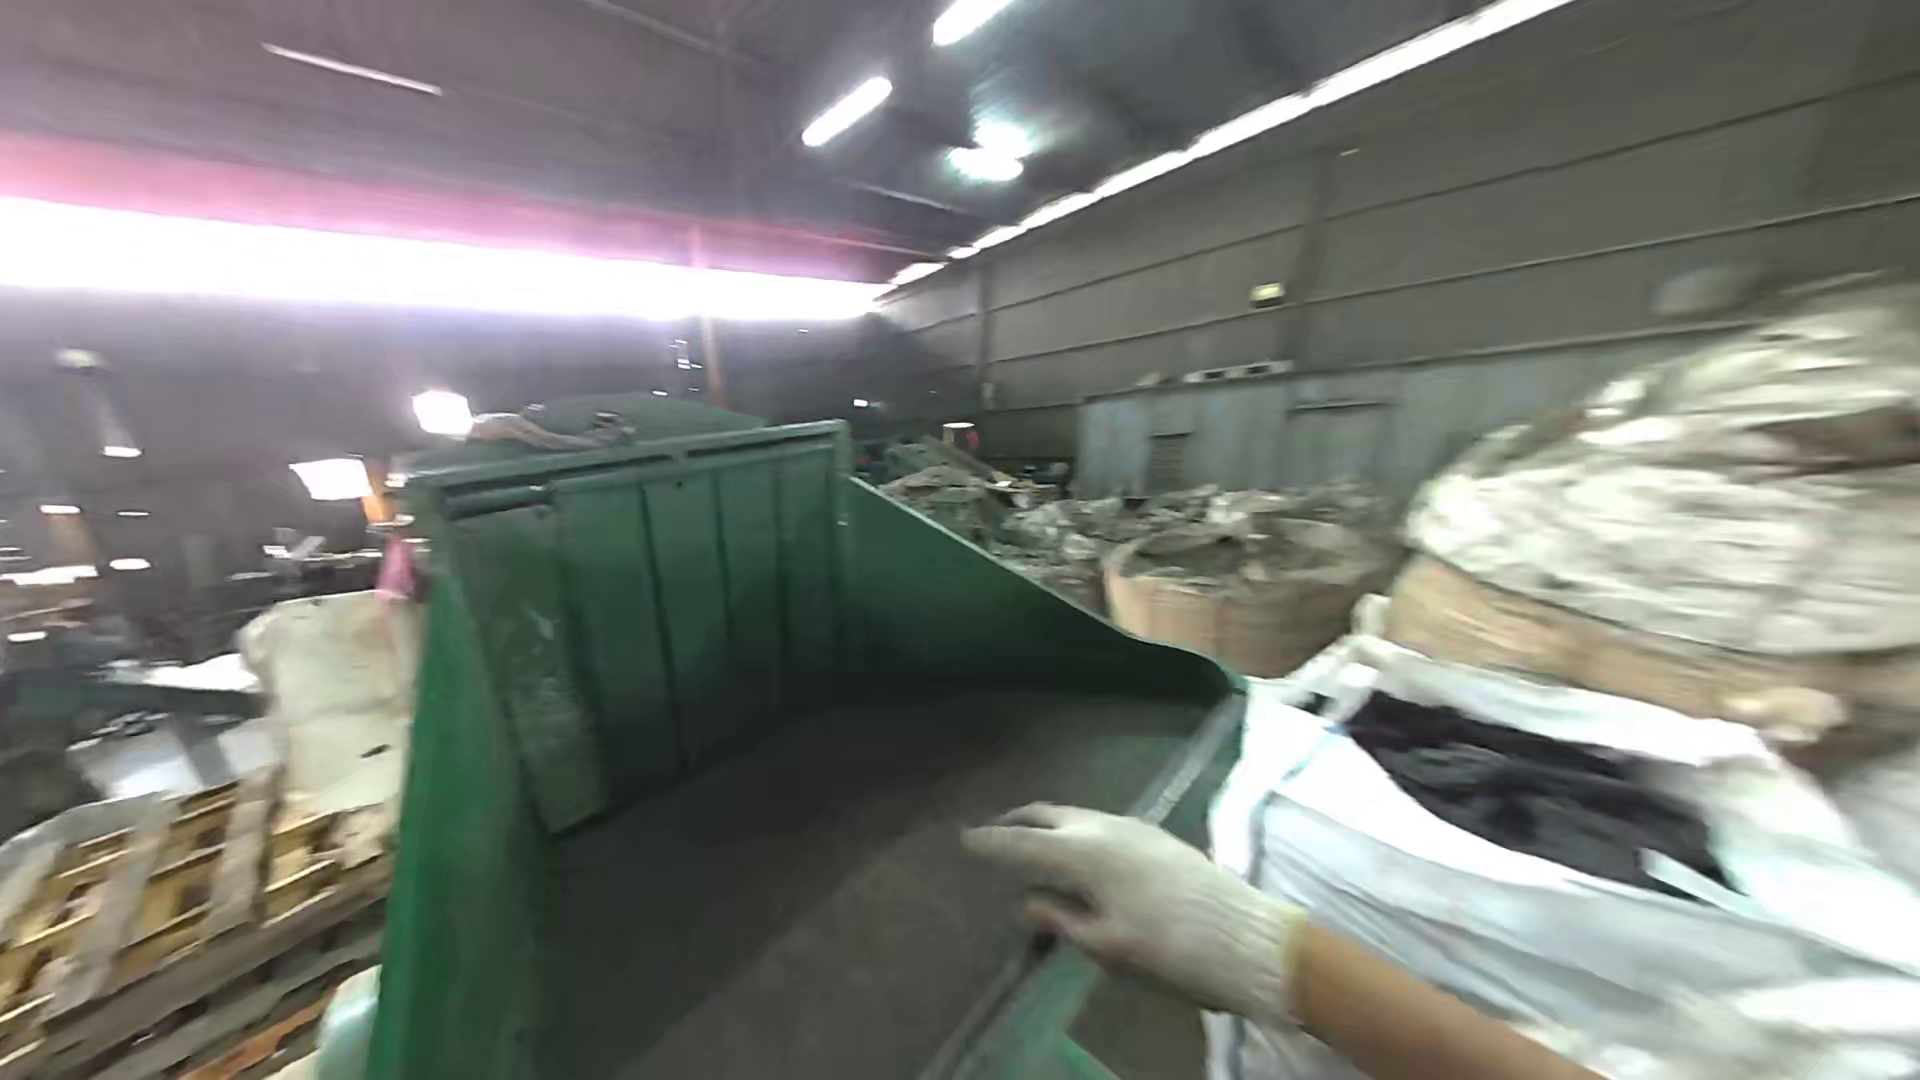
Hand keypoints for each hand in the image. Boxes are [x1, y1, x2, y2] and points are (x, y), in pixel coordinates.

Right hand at [964, 804, 1302, 1024]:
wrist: (1244, 934)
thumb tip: (1028, 901)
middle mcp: (1098, 827)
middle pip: (1044, 815)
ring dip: (1045, 823)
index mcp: (1082, 854)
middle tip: (994, 834)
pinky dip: (1071, 828)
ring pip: (1070, 814)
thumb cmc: (1170, 948)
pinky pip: (1094, 820)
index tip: (965, 838)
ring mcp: (1126, 824)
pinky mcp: (1147, 831)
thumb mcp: (1108, 946)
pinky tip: (1077, 849)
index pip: (1022, 845)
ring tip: (1032, 842)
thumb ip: (1062, 919)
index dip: (991, 843)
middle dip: (1015, 822)